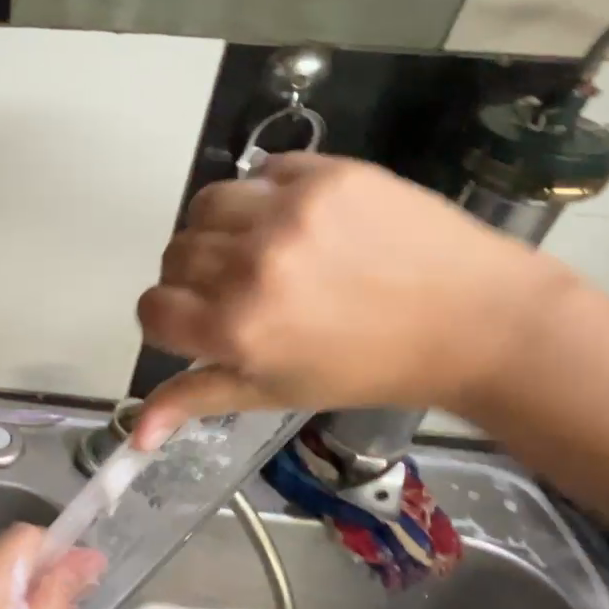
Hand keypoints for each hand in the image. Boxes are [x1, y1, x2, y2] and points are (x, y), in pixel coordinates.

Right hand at [132, 153, 577, 448]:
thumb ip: (195, 399)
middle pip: (174, 256)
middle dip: (196, 278)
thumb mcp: (272, 392)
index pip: (152, 308)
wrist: (474, 320)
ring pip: (205, 206)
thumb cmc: (366, 369)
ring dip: (219, 229)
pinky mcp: (327, 174)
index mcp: (235, 328)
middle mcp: (250, 266)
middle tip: (242, 291)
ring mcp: (288, 213)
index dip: (170, 319)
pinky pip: (260, 172)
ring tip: (260, 248)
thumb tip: (134, 436)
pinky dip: (265, 195)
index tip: (202, 323)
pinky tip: (295, 221)